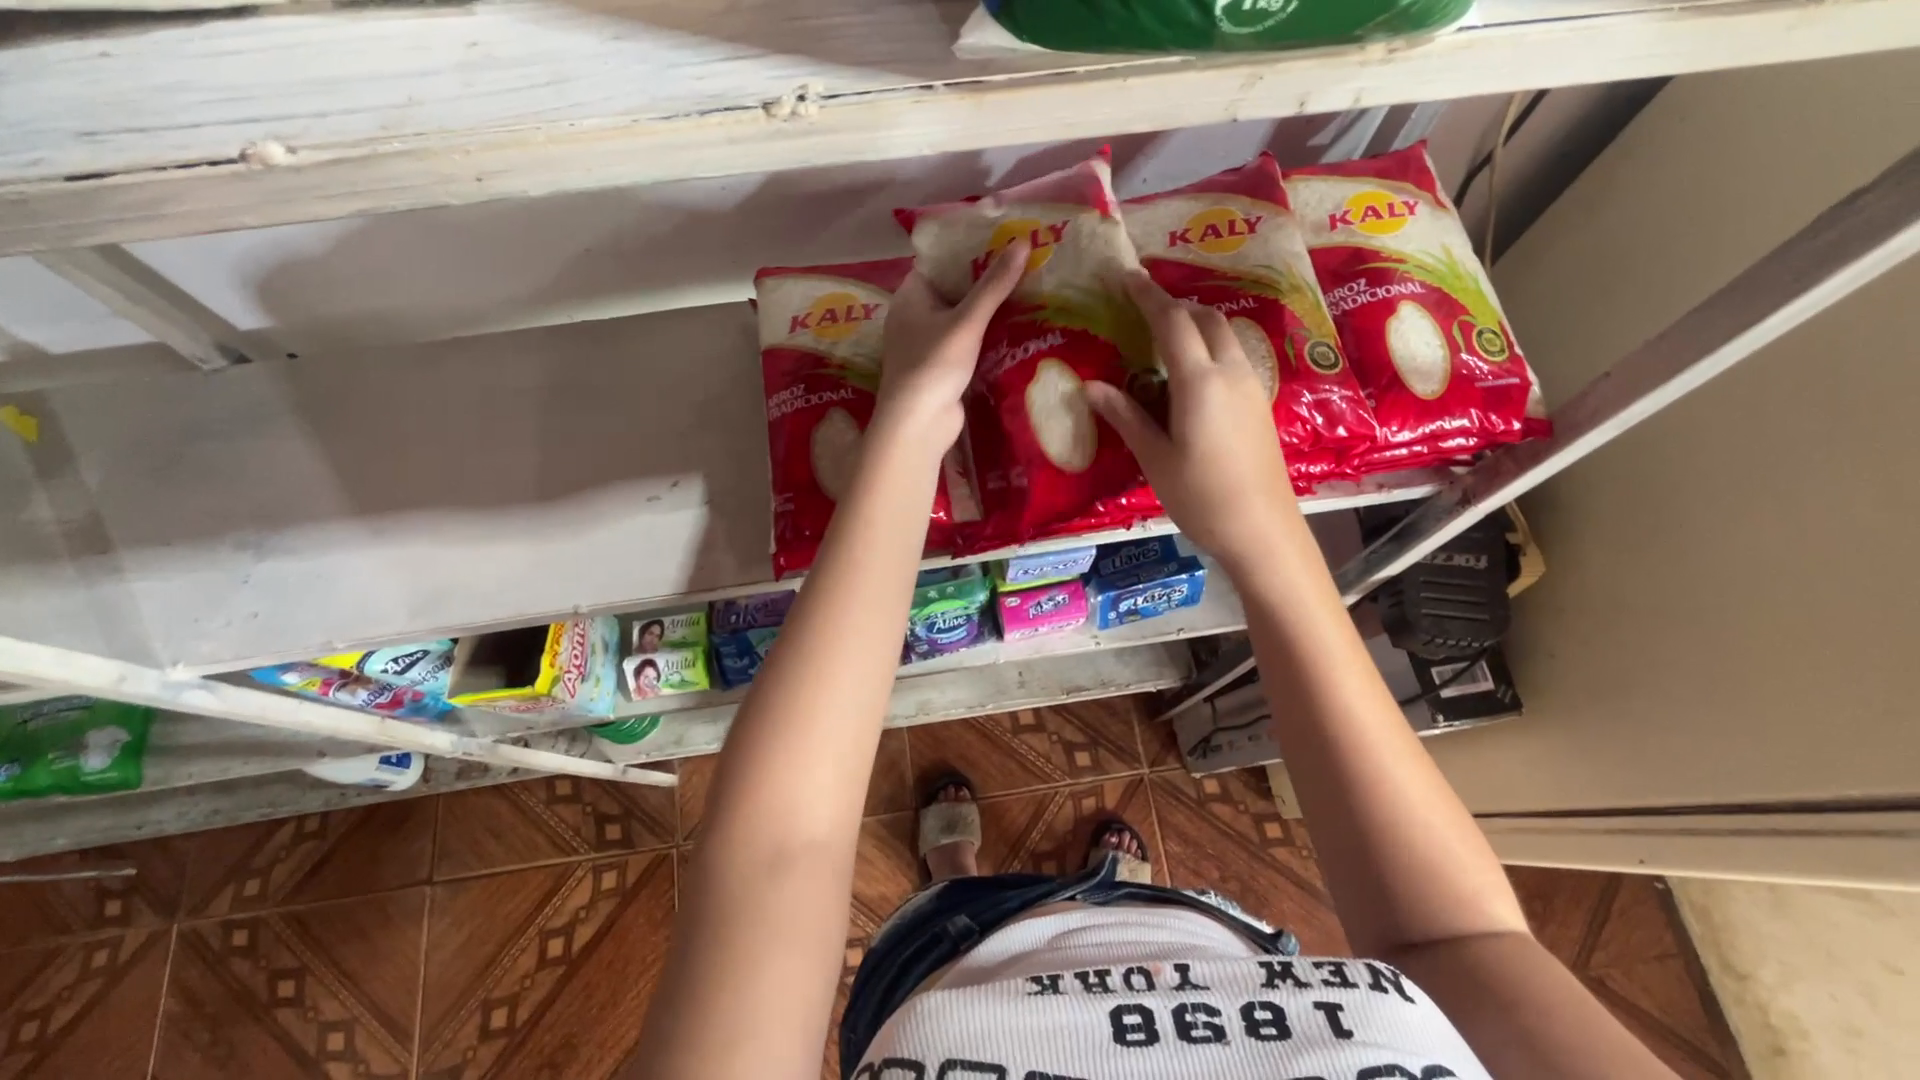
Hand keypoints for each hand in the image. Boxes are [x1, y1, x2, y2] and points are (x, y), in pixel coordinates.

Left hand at [873, 240, 1028, 450]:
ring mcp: (925, 343)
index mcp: (910, 294)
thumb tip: (1022, 242)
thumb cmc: (934, 364)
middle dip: (985, 281)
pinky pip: (965, 342)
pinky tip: (1014, 327)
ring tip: (1027, 291)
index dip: (971, 250)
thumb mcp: (967, 320)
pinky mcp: (940, 367)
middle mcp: (914, 315)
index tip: (1004, 241)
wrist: (918, 424)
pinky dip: (985, 335)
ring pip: (961, 317)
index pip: (941, 262)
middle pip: (954, 289)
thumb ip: (994, 284)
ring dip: (988, 310)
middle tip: (1024, 264)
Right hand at [1086, 272, 1300, 572]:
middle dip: (1175, 306)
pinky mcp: (1260, 405)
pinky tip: (1190, 375)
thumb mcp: (1155, 459)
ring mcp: (1252, 387)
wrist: (1262, 530)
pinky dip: (1209, 347)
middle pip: (1205, 318)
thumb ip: (1126, 416)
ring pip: (1225, 335)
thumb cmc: (1202, 498)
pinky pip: (1234, 357)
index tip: (1127, 277)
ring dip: (1195, 325)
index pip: (1172, 321)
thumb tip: (1091, 387)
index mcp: (1200, 381)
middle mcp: (1231, 372)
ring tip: (1164, 340)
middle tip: (1143, 311)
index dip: (1148, 296)